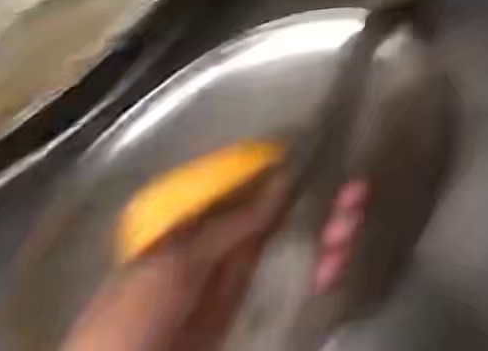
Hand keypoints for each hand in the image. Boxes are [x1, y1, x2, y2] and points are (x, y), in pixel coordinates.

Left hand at [59, 177, 370, 350]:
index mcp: (190, 244)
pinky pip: (304, 290)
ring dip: (333, 232)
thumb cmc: (130, 328)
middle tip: (357, 188)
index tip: (322, 159)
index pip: (246, 202)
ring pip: (300, 252)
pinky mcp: (263, 325)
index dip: (286, 180)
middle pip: (284, 223)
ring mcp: (242, 297)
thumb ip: (231, 222)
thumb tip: (285, 176)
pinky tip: (340, 260)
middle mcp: (220, 265)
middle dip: (323, 204)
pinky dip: (329, 271)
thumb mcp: (170, 266)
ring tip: (355, 218)